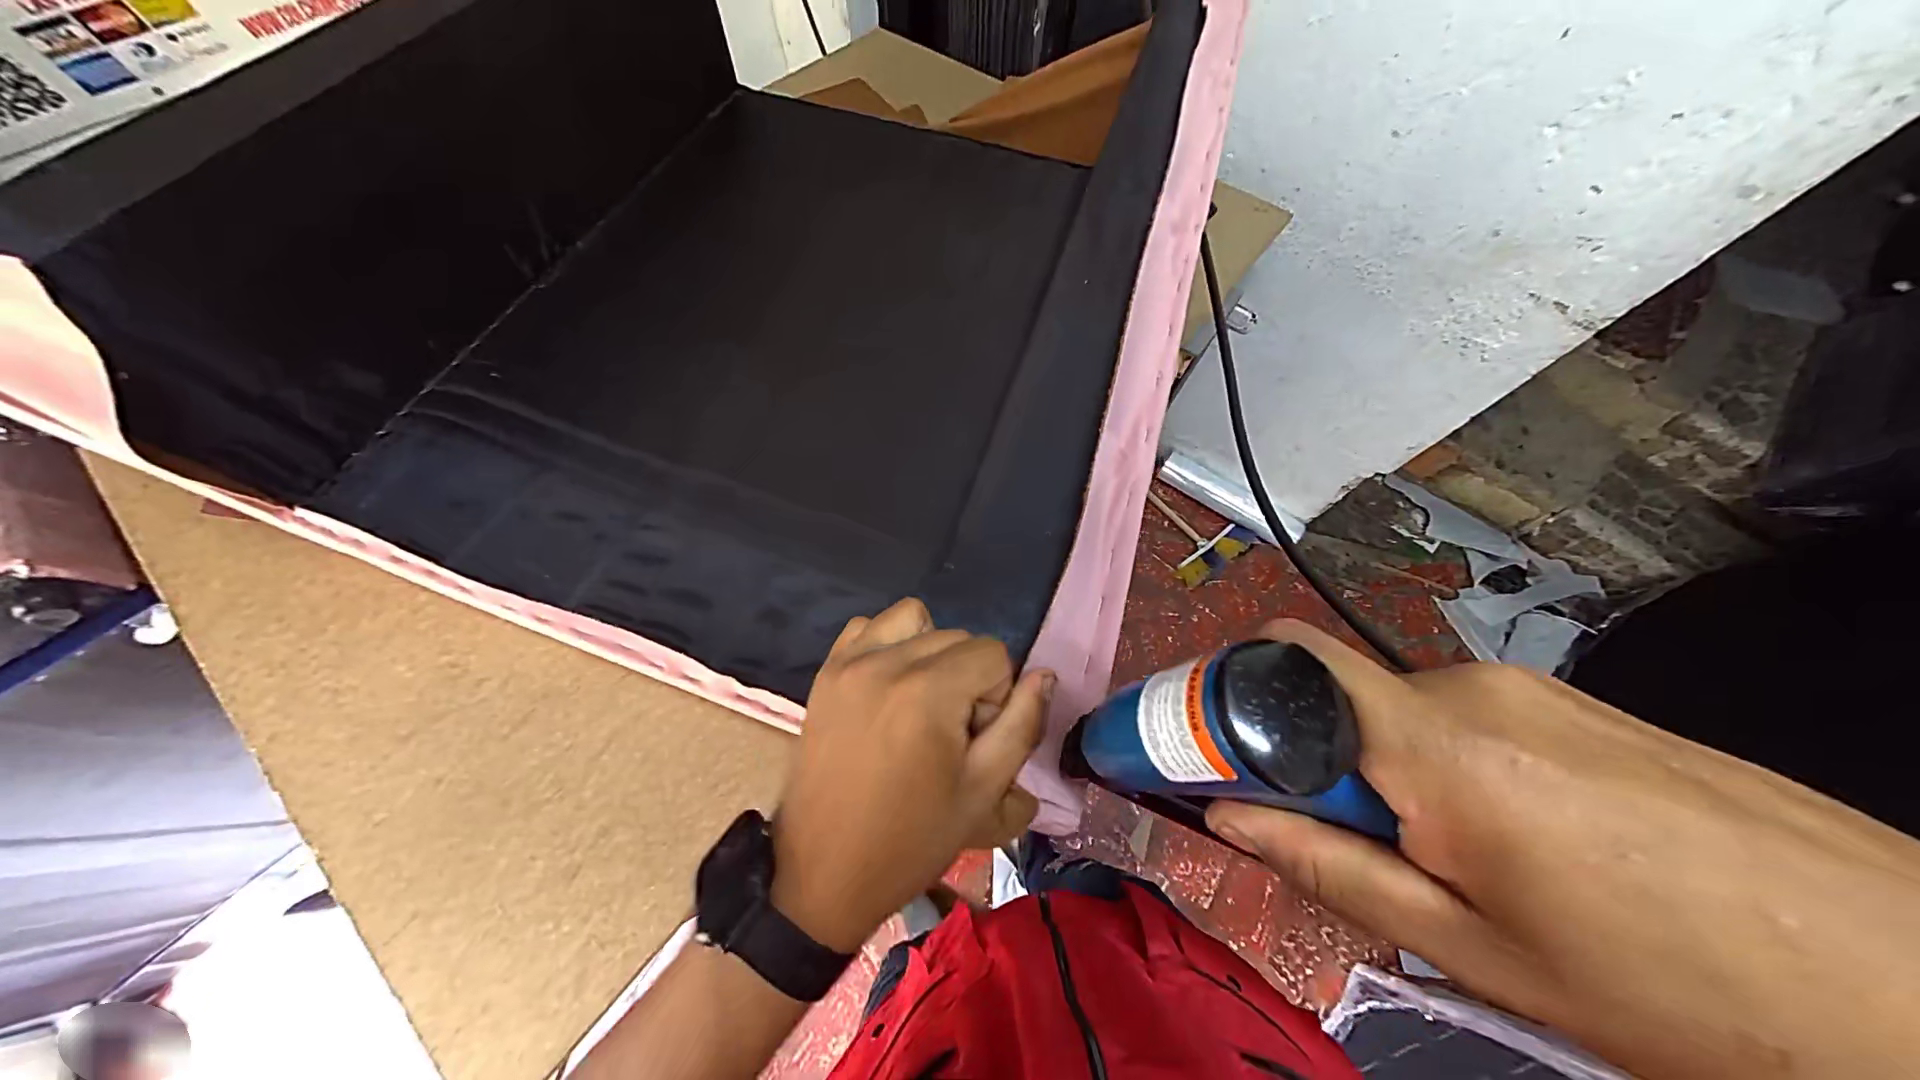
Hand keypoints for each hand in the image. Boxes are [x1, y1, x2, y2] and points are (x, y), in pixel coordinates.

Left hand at [770, 598, 1051, 951]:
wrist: (825, 870)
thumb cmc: (912, 838)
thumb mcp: (985, 790)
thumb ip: (1023, 723)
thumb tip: (1043, 675)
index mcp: (929, 691)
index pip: (993, 653)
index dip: (997, 696)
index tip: (975, 740)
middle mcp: (886, 661)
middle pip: (958, 637)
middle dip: (969, 679)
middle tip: (951, 735)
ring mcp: (849, 662)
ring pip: (916, 621)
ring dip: (932, 653)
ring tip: (923, 703)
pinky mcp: (826, 672)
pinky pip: (869, 628)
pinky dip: (889, 645)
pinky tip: (889, 688)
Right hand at [1206, 620, 1919, 1079]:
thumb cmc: (1673, 989)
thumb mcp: (1471, 951)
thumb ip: (1329, 868)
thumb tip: (1227, 818)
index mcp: (1436, 741)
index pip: (1289, 658)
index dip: (1229, 695)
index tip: (1208, 753)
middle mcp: (1472, 686)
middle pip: (1340, 698)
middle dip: (1316, 761)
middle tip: (1344, 843)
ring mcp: (1532, 688)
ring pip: (1401, 714)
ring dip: (1384, 771)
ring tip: (1447, 860)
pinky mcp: (1577, 703)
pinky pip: (1465, 719)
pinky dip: (1441, 766)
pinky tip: (1514, 843)